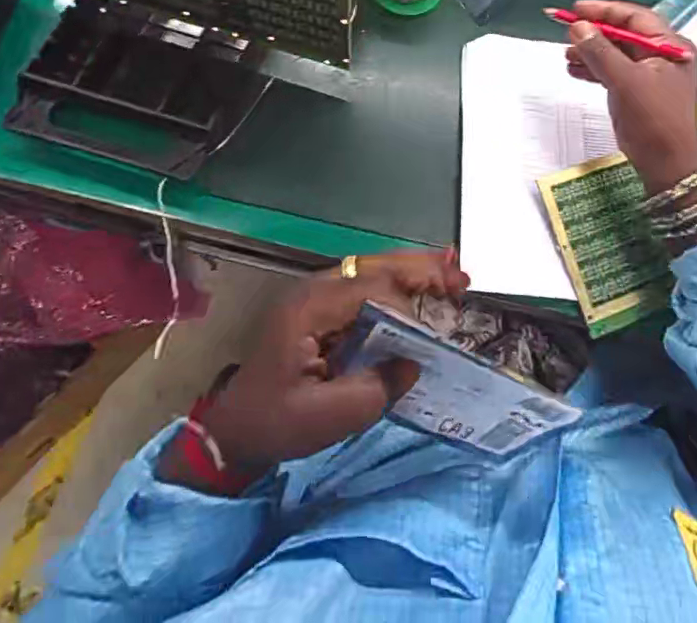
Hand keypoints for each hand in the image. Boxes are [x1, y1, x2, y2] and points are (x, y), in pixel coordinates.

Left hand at [170, 250, 468, 488]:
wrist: (236, 427)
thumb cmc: (274, 422)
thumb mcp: (324, 418)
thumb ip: (373, 390)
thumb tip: (412, 365)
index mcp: (308, 308)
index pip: (367, 291)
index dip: (404, 307)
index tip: (431, 337)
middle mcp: (312, 291)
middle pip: (371, 268)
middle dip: (418, 270)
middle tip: (460, 275)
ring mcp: (316, 297)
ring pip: (370, 272)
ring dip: (411, 273)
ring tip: (452, 274)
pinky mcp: (322, 311)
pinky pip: (364, 289)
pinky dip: (396, 287)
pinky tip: (422, 287)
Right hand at [560, 0, 696, 192]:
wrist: (665, 161)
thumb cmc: (654, 119)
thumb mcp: (625, 80)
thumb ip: (600, 51)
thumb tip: (578, 27)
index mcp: (670, 45)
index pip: (634, 17)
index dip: (604, 10)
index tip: (577, 10)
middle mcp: (661, 55)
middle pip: (622, 33)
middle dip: (593, 33)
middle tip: (567, 32)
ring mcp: (648, 73)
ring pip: (613, 52)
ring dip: (589, 51)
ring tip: (567, 56)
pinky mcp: (635, 89)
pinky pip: (611, 70)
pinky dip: (593, 68)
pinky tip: (575, 70)